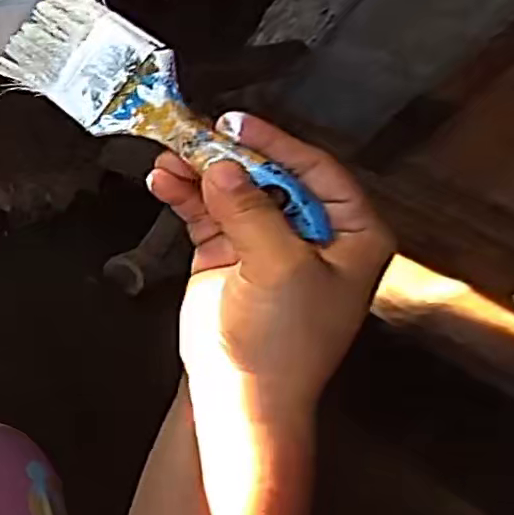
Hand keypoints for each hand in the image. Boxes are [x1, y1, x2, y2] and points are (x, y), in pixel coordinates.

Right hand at [147, 113, 393, 417]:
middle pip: (265, 177)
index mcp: (349, 232)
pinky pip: (203, 216)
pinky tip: (165, 184)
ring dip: (198, 175)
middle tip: (193, 137)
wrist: (241, 390)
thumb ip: (250, 212)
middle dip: (228, 158)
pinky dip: (183, 199)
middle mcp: (306, 232)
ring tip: (169, 158)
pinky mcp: (222, 256)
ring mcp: (260, 243)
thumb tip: (222, 166)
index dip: (275, 144)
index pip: (314, 170)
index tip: (236, 124)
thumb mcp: (278, 267)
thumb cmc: (284, 341)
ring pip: (229, 194)